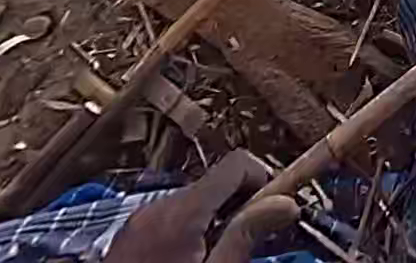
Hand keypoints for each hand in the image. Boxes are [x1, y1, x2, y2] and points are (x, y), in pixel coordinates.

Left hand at [104, 150, 299, 262]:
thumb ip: (246, 238)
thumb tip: (287, 203)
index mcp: (183, 212)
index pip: (235, 163)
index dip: (261, 177)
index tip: (273, 207)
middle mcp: (159, 205)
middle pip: (214, 182)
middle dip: (238, 204)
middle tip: (249, 243)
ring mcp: (140, 219)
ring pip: (193, 200)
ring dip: (213, 219)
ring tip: (217, 260)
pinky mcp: (129, 236)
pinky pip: (170, 216)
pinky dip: (189, 229)